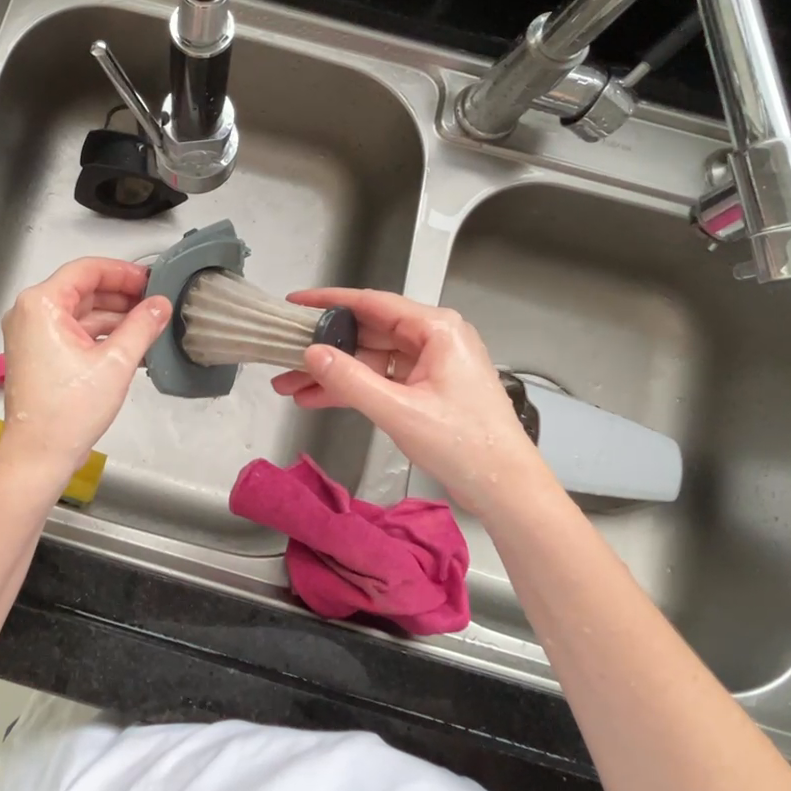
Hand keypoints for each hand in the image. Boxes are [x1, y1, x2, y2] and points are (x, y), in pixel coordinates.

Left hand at [0, 258, 170, 486]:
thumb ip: (142, 327)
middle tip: (153, 302)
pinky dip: (100, 335)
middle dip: (121, 295)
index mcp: (41, 305)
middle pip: (83, 289)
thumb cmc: (64, 415)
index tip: (150, 280)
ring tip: (148, 325)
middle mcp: (30, 314)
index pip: (87, 269)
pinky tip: (130, 344)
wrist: (38, 456)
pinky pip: (73, 332)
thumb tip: (159, 306)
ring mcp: (31, 334)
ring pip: (80, 312)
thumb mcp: (115, 363)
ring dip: (114, 317)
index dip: (123, 272)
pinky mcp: (38, 353)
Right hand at [269, 289, 543, 508]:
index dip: (329, 302)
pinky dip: (353, 388)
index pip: (372, 303)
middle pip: (368, 332)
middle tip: (284, 355)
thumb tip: (312, 354)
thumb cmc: (464, 445)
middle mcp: (435, 338)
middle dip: (325, 348)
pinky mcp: (428, 387)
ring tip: (290, 386)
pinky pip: (381, 379)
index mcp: (437, 329)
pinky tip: (318, 398)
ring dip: (334, 373)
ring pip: (370, 358)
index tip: (295, 304)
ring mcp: (432, 364)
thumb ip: (350, 380)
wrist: (506, 489)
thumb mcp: (399, 411)